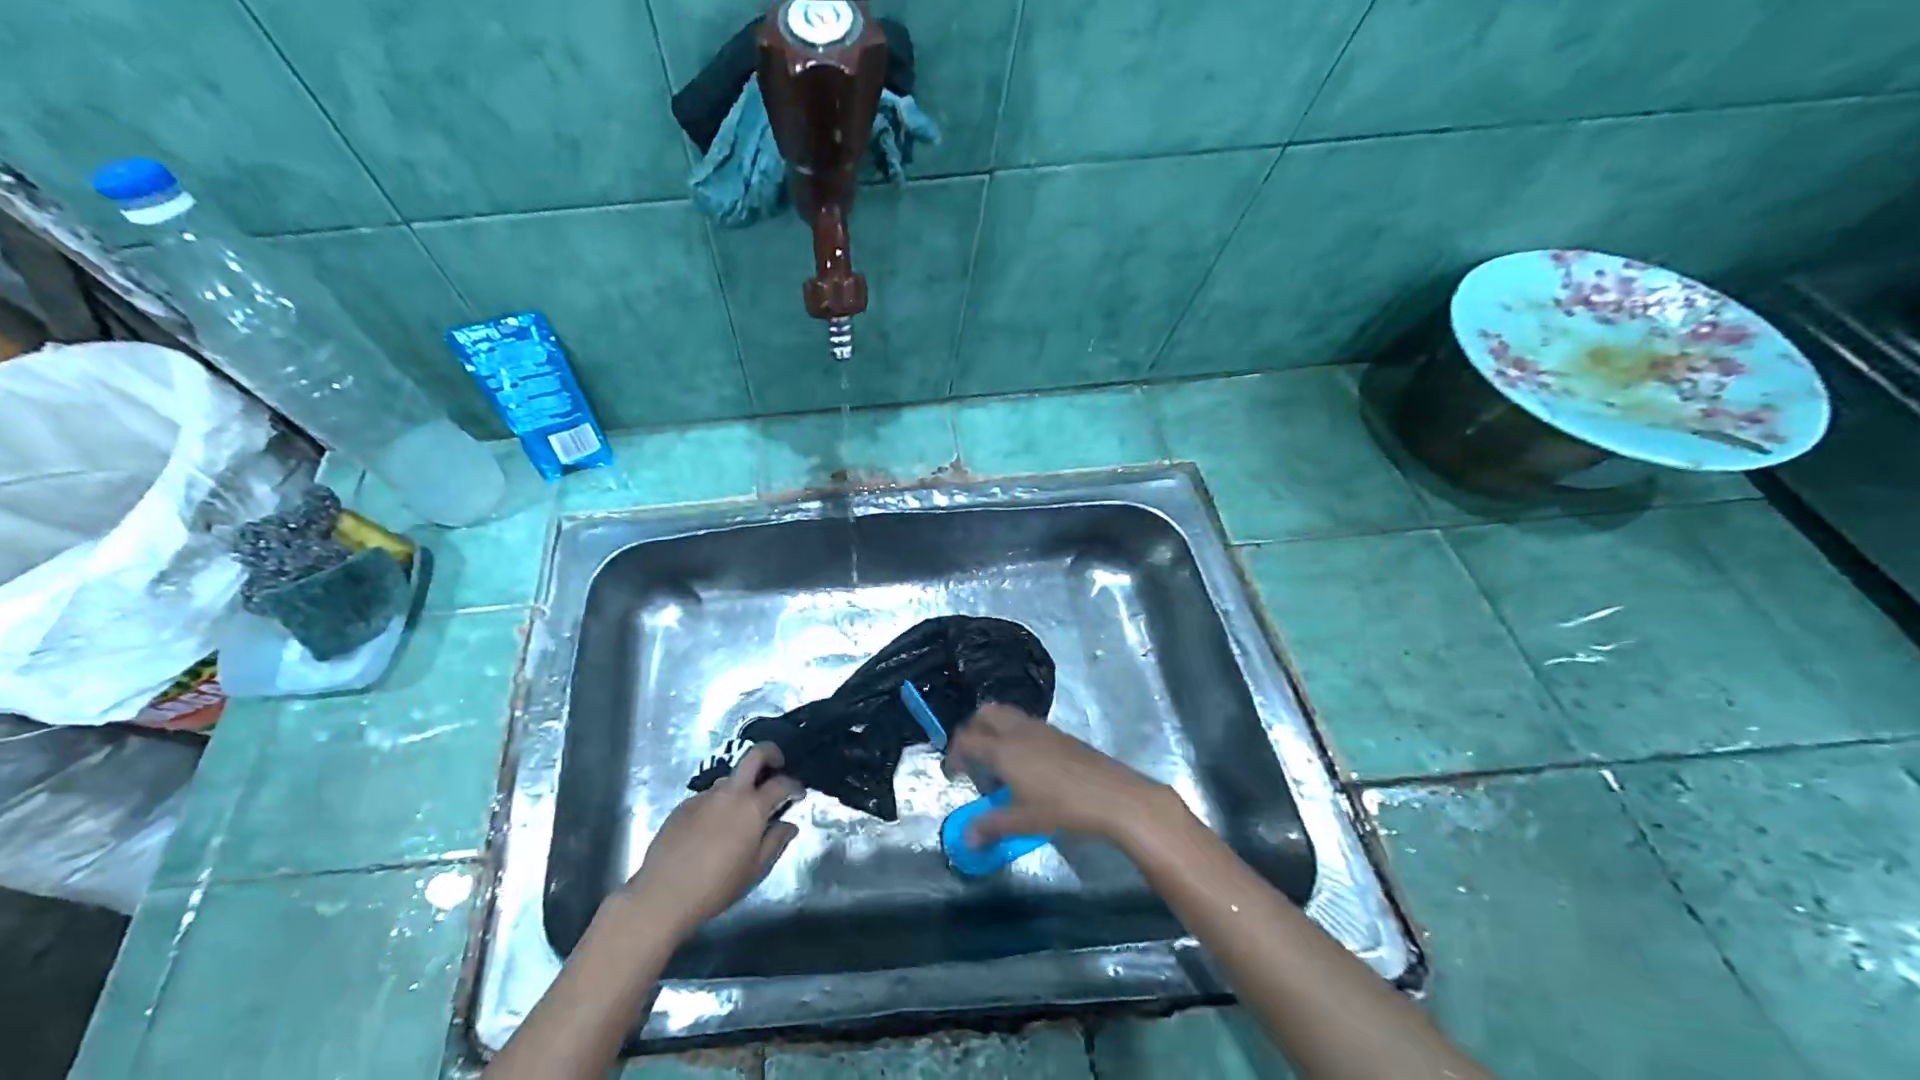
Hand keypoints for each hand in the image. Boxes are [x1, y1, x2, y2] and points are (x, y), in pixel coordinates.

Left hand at [619, 744, 802, 938]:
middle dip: (770, 753)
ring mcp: (703, 796)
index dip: (795, 786)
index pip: (782, 783)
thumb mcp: (755, 869)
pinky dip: (717, 805)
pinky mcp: (683, 806)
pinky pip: (708, 797)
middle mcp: (729, 792)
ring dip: (741, 787)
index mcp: (752, 806)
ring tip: (740, 812)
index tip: (799, 794)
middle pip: (754, 755)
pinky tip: (712, 829)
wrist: (663, 894)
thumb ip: (776, 841)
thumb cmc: (717, 885)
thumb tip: (789, 825)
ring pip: (729, 779)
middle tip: (777, 765)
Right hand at [946, 704, 1182, 848]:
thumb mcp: (1023, 821)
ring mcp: (1041, 729)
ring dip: (994, 729)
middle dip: (972, 730)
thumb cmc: (1063, 807)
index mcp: (1003, 750)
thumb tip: (966, 838)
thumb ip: (991, 826)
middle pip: (985, 715)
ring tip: (998, 760)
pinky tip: (1026, 763)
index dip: (954, 754)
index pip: (967, 740)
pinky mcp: (1059, 734)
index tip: (953, 773)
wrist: (1113, 795)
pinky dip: (1015, 734)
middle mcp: (1018, 731)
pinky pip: (1026, 723)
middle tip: (972, 757)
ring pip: (1007, 715)